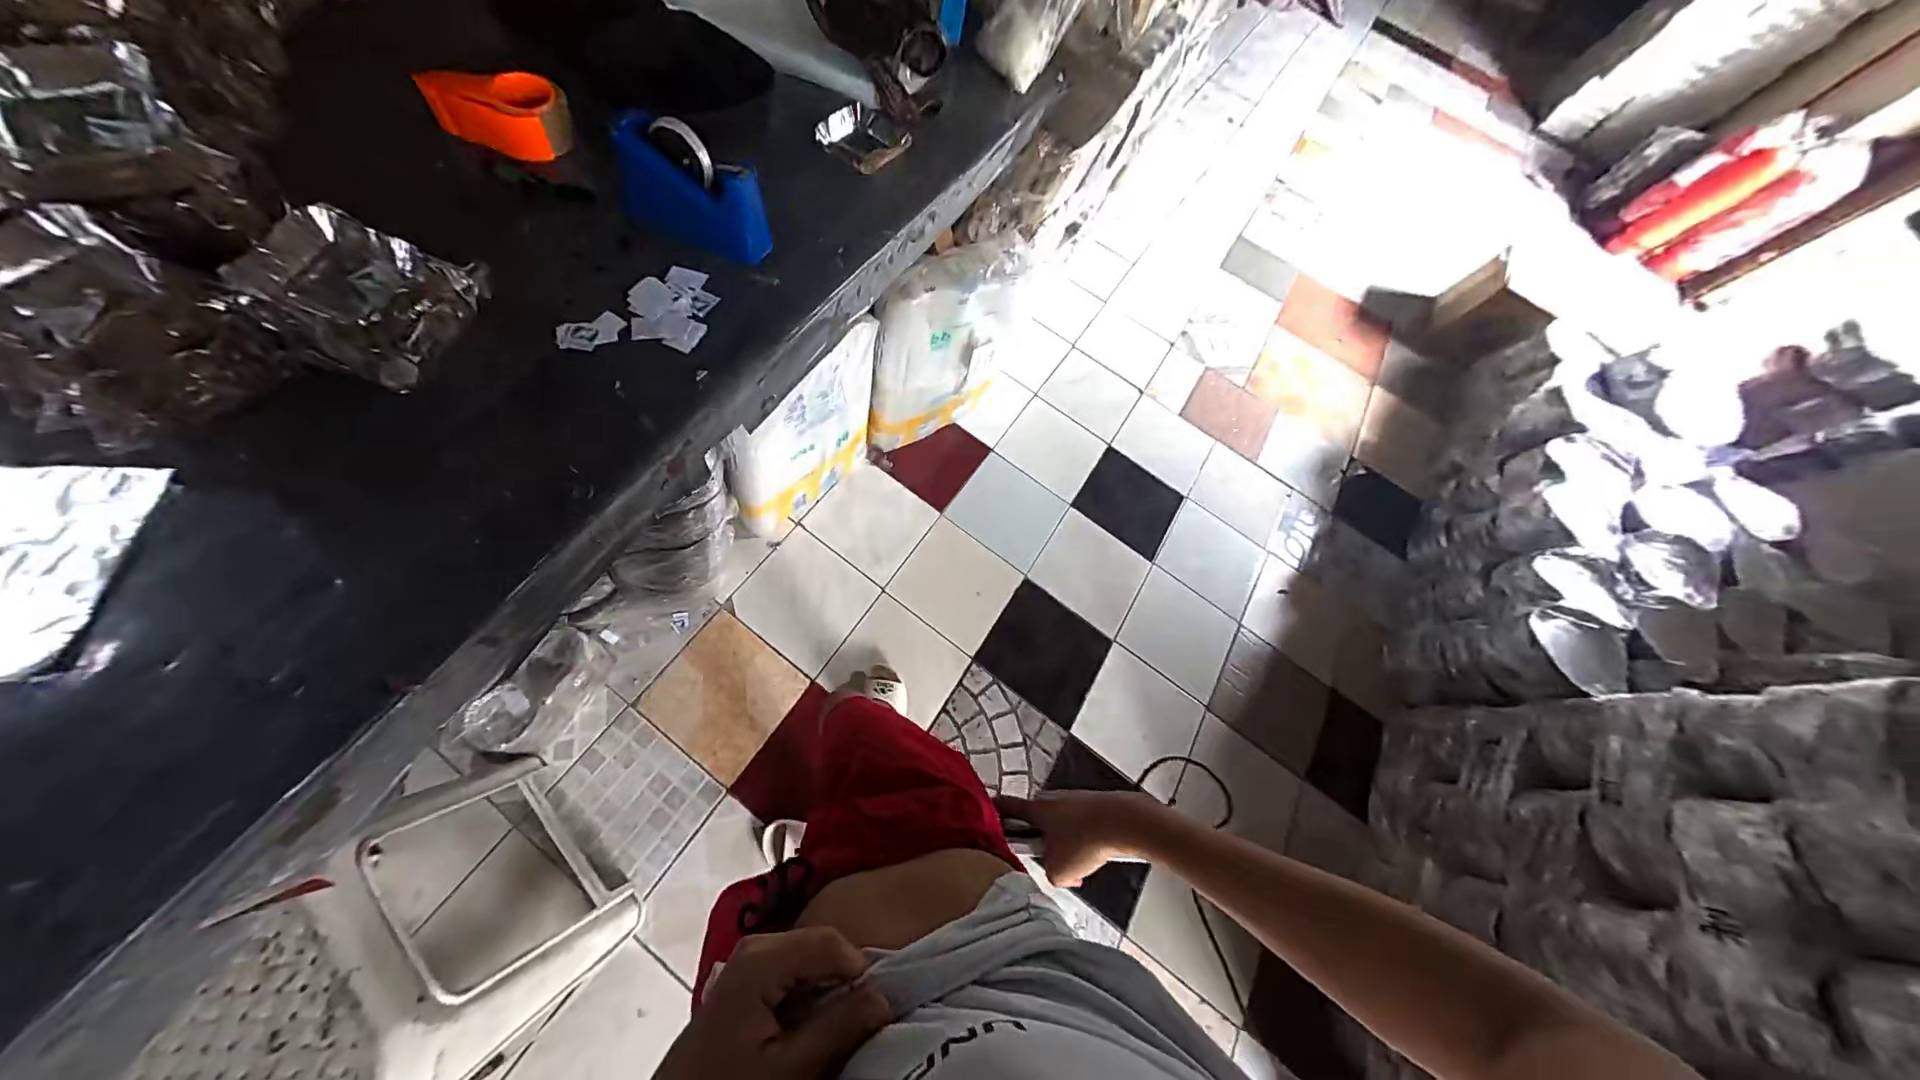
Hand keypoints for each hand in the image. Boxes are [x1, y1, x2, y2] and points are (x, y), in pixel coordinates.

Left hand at [652, 927, 892, 1079]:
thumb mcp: (790, 1069)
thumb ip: (838, 1028)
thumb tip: (883, 997)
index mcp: (761, 958)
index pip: (831, 942)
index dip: (859, 972)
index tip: (874, 1009)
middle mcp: (755, 947)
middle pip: (820, 946)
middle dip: (842, 980)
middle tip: (855, 1020)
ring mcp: (748, 961)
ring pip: (809, 959)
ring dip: (827, 989)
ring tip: (831, 1028)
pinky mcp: (746, 979)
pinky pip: (791, 972)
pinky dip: (808, 995)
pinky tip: (806, 1028)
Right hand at [994, 790, 1170, 886]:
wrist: (1125, 823)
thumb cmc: (1089, 841)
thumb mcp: (1058, 871)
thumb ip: (1046, 872)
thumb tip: (1054, 871)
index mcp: (1035, 808)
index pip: (1004, 806)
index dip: (992, 813)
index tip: (983, 817)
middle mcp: (1051, 798)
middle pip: (1034, 821)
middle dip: (1038, 842)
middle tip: (1044, 860)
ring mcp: (1073, 800)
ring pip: (1059, 827)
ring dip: (1064, 845)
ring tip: (1078, 865)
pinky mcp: (1093, 806)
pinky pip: (1079, 827)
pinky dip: (1083, 842)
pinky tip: (1094, 857)